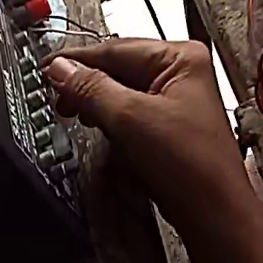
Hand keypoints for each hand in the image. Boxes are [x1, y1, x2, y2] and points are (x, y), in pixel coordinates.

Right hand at [44, 39, 259, 240]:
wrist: (214, 214)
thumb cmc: (192, 166)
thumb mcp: (131, 118)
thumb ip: (91, 88)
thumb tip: (61, 68)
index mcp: (182, 58)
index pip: (116, 48)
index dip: (78, 60)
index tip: (48, 68)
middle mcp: (182, 75)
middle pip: (119, 69)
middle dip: (86, 84)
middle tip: (58, 97)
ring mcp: (176, 102)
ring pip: (123, 92)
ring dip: (97, 102)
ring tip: (75, 113)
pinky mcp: (169, 129)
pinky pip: (131, 114)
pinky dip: (112, 120)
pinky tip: (100, 127)